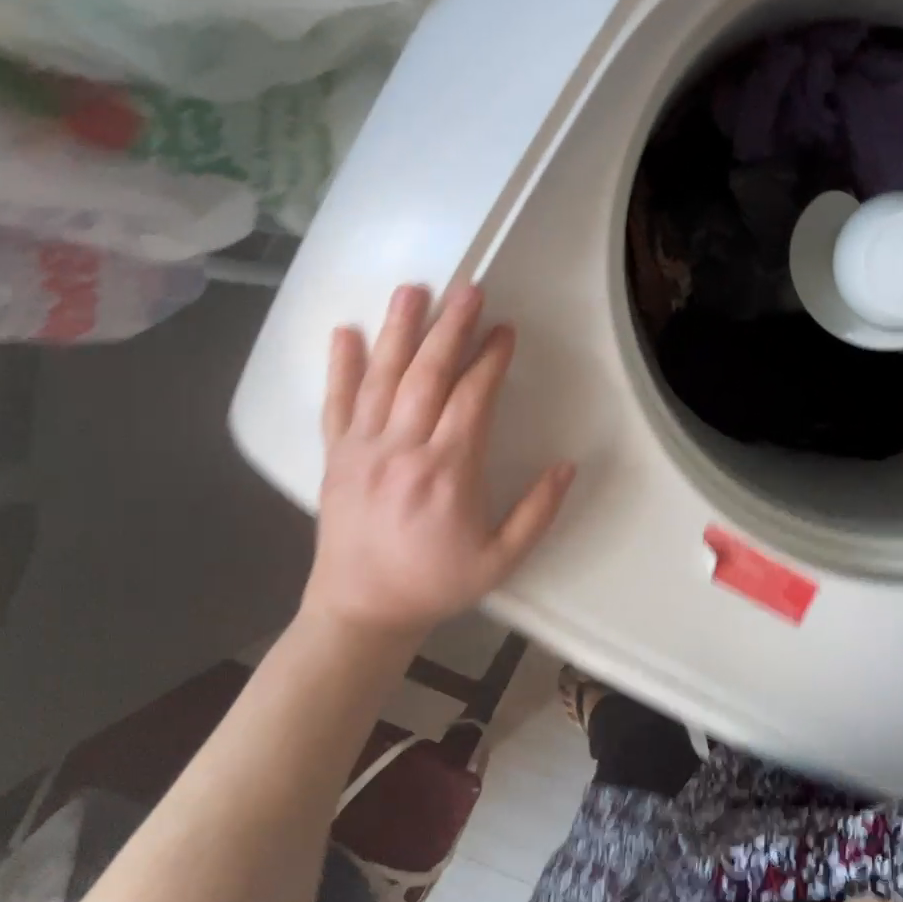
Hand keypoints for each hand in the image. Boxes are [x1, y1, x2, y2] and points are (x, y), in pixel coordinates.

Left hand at [304, 284, 575, 643]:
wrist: (359, 612)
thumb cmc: (436, 583)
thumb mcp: (501, 560)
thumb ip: (537, 513)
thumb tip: (567, 466)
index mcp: (447, 472)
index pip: (472, 399)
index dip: (491, 360)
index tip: (505, 331)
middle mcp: (402, 450)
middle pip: (428, 375)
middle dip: (450, 328)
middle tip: (467, 290)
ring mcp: (362, 450)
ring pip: (381, 378)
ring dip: (398, 331)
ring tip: (411, 290)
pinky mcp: (335, 457)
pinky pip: (335, 404)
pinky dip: (339, 367)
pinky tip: (345, 333)